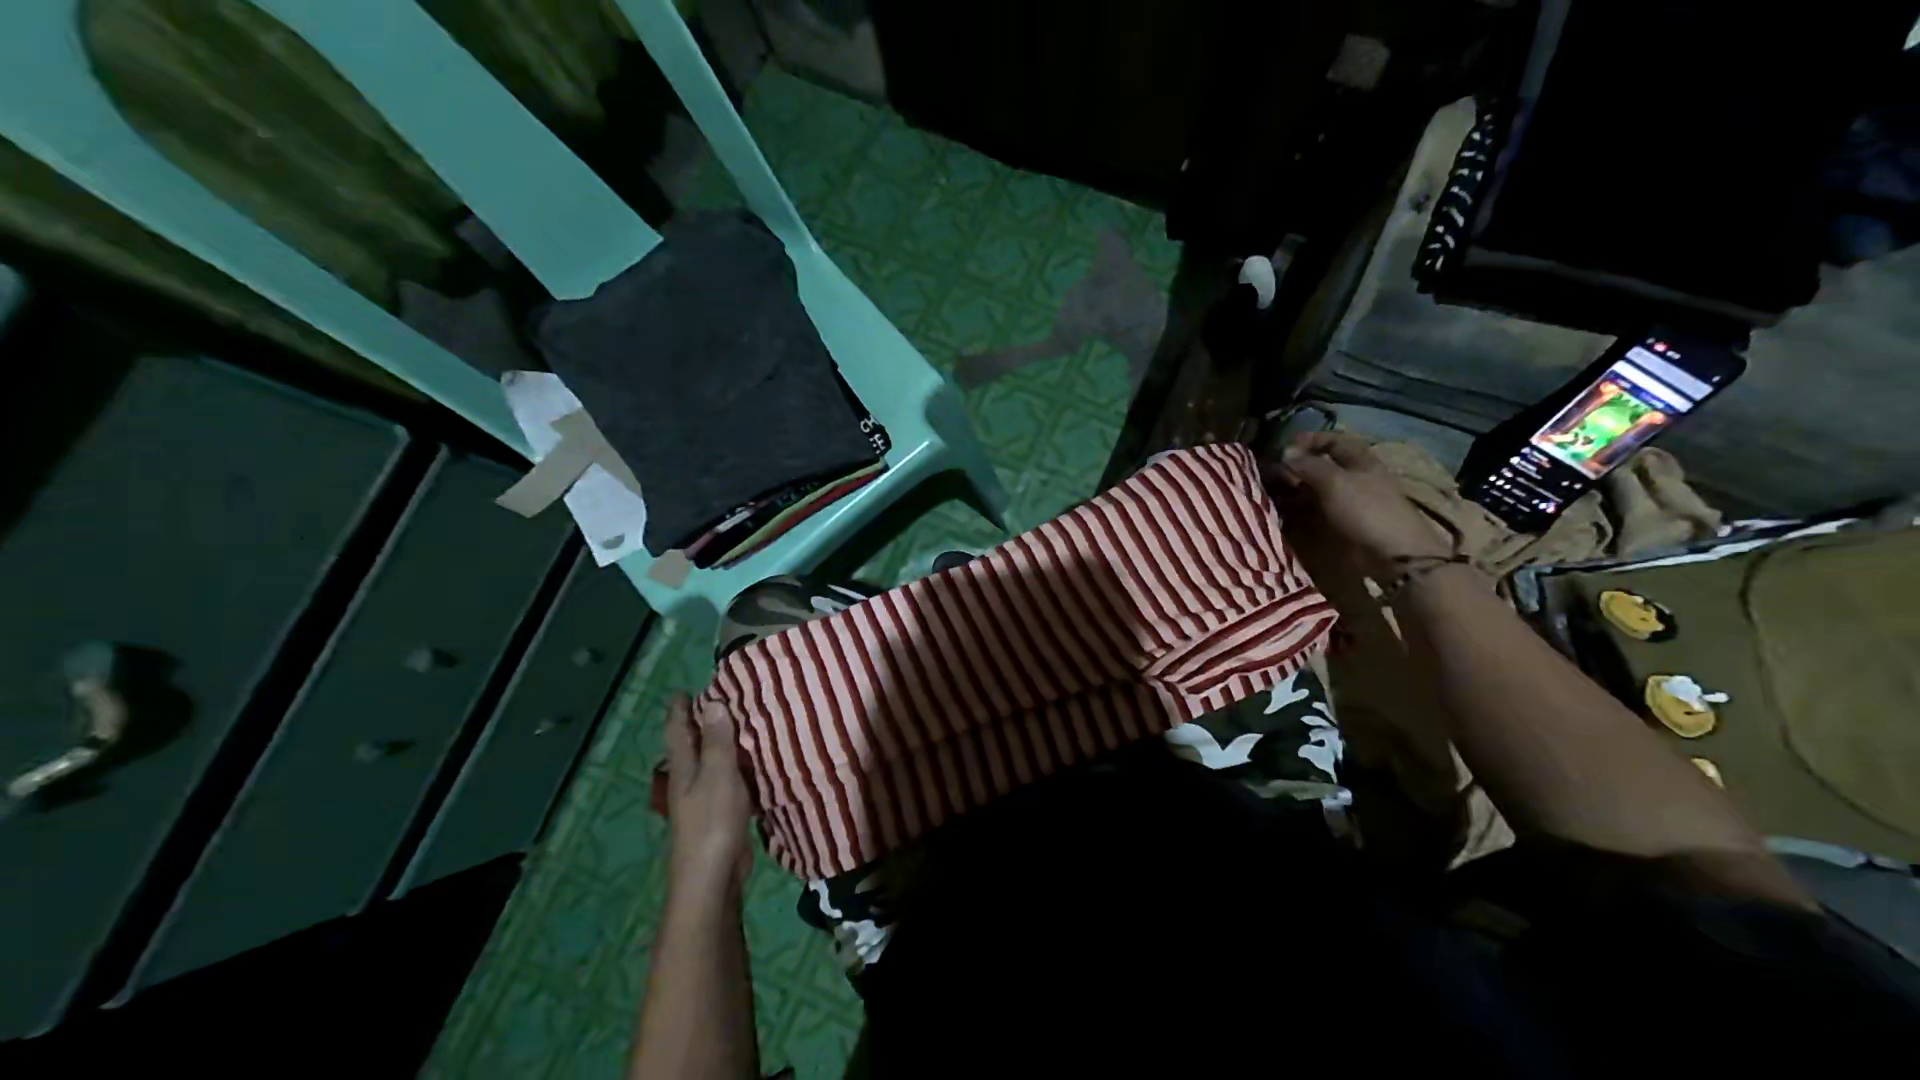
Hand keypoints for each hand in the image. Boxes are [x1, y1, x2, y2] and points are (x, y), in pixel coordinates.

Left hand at [663, 694, 753, 899]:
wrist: (711, 879)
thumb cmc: (712, 823)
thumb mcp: (718, 775)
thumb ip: (717, 741)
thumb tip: (711, 702)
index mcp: (684, 768)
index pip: (677, 730)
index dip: (679, 709)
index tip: (685, 689)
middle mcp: (689, 780)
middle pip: (691, 745)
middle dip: (701, 722)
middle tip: (722, 699)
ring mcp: (703, 800)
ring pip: (710, 763)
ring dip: (721, 744)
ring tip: (742, 724)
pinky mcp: (720, 815)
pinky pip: (727, 780)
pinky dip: (736, 767)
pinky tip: (753, 764)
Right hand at [1267, 431, 1450, 574]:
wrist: (1390, 555)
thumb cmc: (1366, 510)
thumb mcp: (1335, 481)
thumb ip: (1308, 464)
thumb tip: (1285, 453)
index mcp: (1359, 461)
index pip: (1334, 441)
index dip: (1311, 440)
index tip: (1285, 446)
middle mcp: (1351, 479)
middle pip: (1318, 467)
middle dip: (1293, 468)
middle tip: (1268, 475)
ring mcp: (1343, 504)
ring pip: (1310, 490)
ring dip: (1289, 491)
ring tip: (1268, 495)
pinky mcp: (1335, 526)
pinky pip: (1309, 512)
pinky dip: (1293, 511)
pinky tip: (1278, 512)